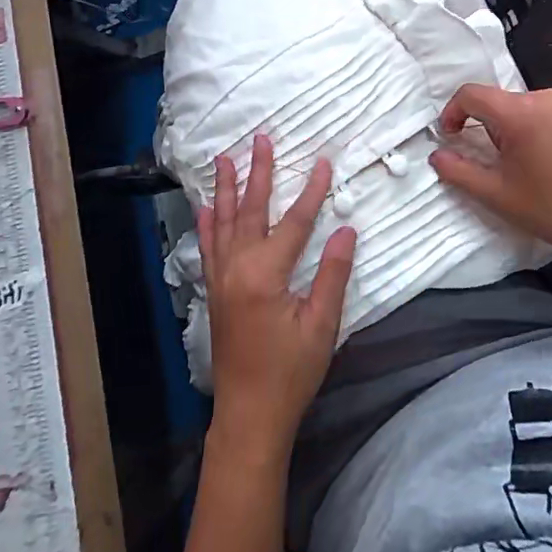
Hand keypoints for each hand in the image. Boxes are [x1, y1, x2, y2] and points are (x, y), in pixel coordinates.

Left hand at [198, 134, 356, 443]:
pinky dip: (207, 223)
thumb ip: (333, 274)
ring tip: (224, 159)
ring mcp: (221, 276)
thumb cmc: (291, 371)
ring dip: (226, 189)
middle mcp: (237, 266)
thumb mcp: (322, 326)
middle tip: (260, 140)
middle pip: (251, 210)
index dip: (312, 192)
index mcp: (266, 273)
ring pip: (223, 222)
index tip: (323, 162)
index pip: (294, 222)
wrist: (249, 411)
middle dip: (258, 173)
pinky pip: (208, 246)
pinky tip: (206, 207)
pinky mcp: (213, 289)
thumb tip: (345, 229)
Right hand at [429, 84, 551, 271]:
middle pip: (499, 100)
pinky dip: (536, 123)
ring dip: (512, 124)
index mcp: (520, 113)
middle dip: (486, 124)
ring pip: (522, 103)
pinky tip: (547, 154)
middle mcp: (546, 96)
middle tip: (493, 159)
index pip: (471, 95)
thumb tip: (437, 155)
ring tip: (522, 159)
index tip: (451, 136)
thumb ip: (458, 170)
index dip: (453, 112)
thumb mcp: (496, 194)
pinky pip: (547, 107)